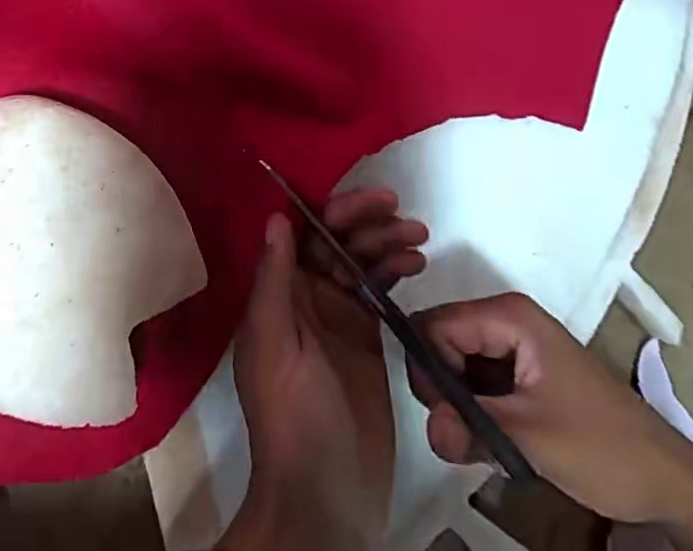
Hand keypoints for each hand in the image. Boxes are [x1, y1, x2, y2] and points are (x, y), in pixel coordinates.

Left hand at [221, 190, 427, 550]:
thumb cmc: (293, 415)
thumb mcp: (274, 345)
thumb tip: (277, 217)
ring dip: (387, 243)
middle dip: (368, 223)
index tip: (372, 201)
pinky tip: (415, 265)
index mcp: (279, 295)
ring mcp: (339, 317)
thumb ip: (274, 280)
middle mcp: (306, 298)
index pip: (305, 235)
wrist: (327, 491)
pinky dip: (395, 271)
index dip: (335, 211)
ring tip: (417, 238)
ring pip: (361, 262)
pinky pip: (379, 290)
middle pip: (337, 243)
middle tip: (404, 216)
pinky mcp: (367, 336)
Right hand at [409, 293, 684, 522]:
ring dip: (458, 409)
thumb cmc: (603, 445)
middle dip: (441, 391)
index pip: (435, 325)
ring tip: (483, 445)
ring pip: (455, 367)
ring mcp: (515, 349)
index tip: (444, 415)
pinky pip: (475, 385)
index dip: (429, 369)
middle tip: (463, 436)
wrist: (663, 478)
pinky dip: (474, 415)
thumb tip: (428, 424)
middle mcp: (507, 321)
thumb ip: (473, 428)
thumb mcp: (532, 438)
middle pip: (441, 343)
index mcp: (510, 316)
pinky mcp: (520, 377)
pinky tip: (494, 442)